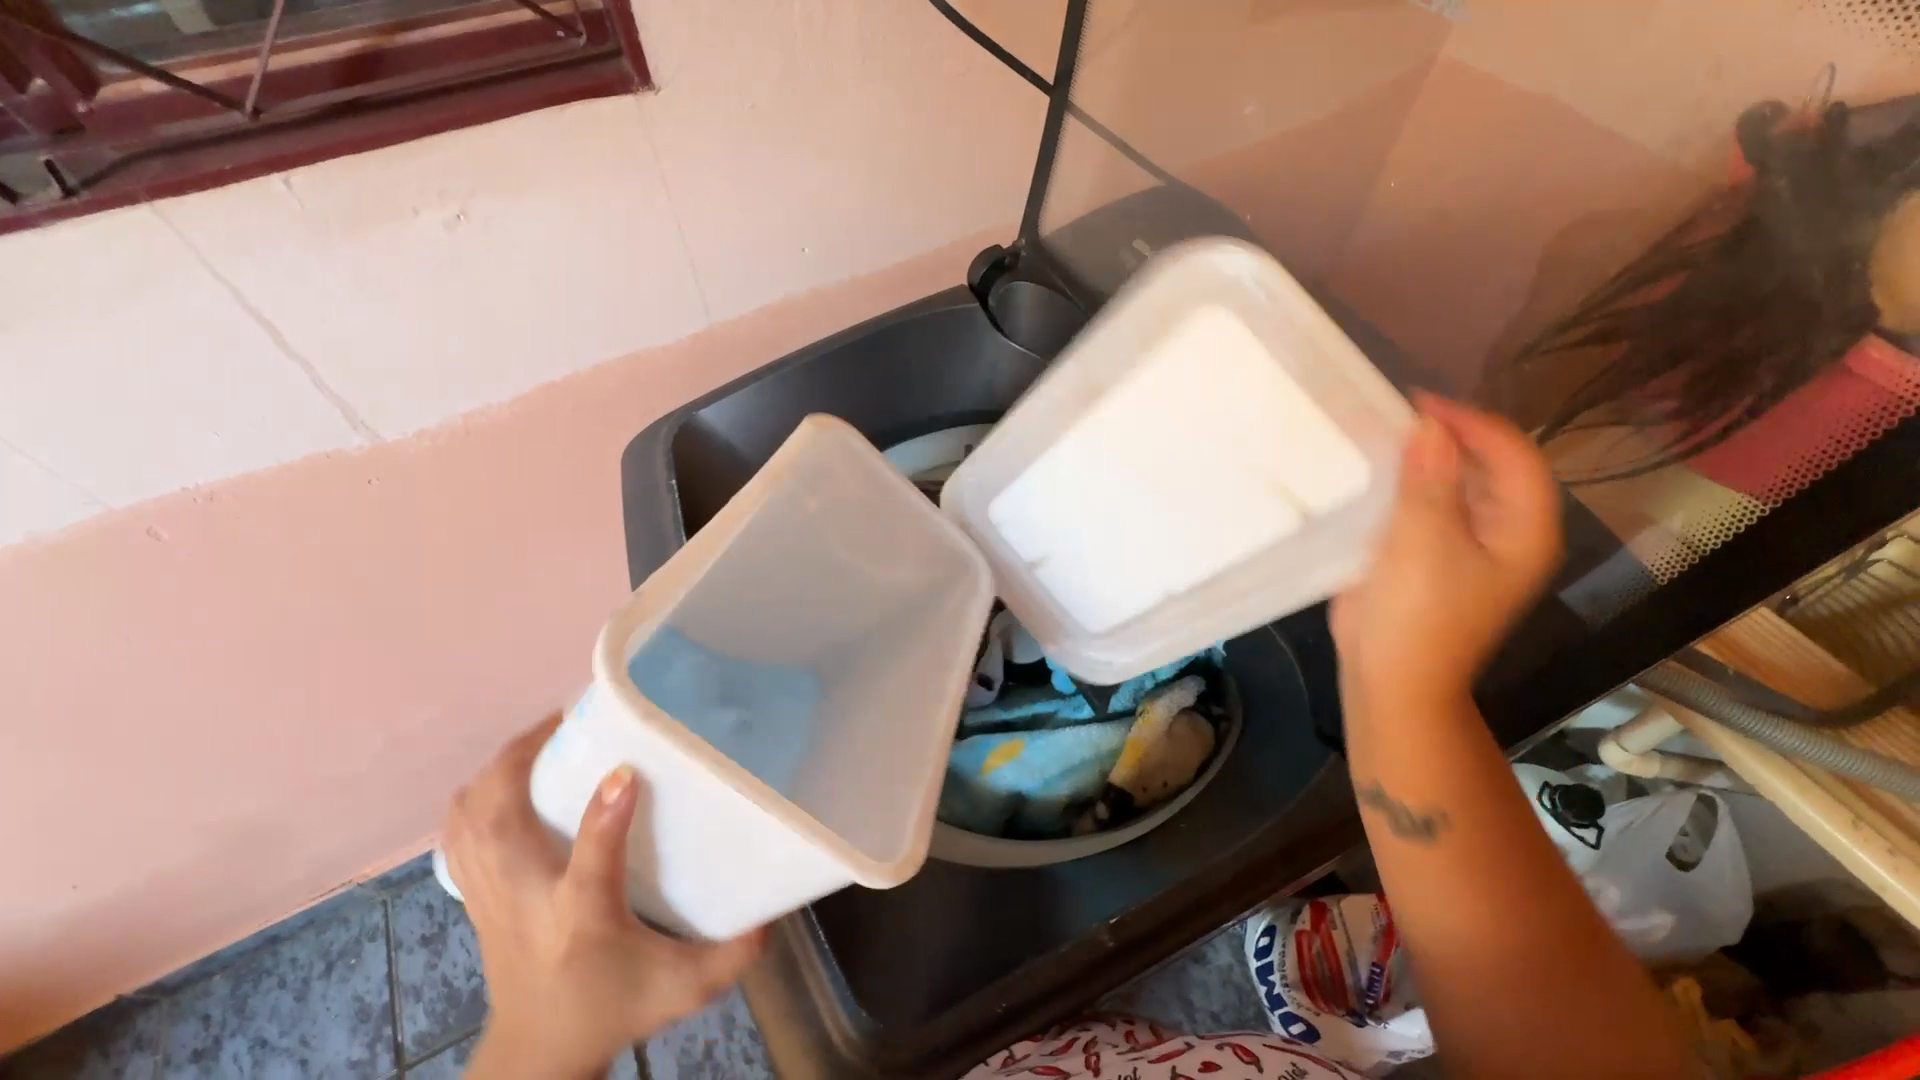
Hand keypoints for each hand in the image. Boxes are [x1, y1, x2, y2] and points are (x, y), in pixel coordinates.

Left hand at [442, 715, 762, 1078]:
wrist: (535, 1055)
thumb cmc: (611, 1008)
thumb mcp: (681, 991)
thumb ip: (730, 957)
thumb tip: (771, 915)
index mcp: (579, 918)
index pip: (589, 863)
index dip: (606, 814)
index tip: (626, 768)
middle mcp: (525, 901)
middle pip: (498, 823)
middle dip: (520, 761)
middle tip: (566, 721)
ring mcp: (491, 899)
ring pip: (470, 821)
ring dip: (496, 772)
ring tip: (537, 740)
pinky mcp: (475, 898)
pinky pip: (457, 836)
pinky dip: (473, 800)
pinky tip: (500, 782)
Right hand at [1331, 395, 1562, 708]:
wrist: (1391, 679)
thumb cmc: (1417, 615)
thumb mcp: (1423, 542)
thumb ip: (1428, 480)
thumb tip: (1429, 425)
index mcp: (1524, 530)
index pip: (1514, 455)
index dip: (1472, 423)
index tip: (1418, 404)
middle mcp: (1504, 531)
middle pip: (1487, 466)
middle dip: (1447, 438)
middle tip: (1396, 417)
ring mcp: (1467, 546)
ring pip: (1455, 485)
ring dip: (1423, 461)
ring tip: (1383, 438)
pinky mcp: (1432, 556)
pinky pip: (1427, 507)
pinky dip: (1405, 487)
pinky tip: (1375, 477)